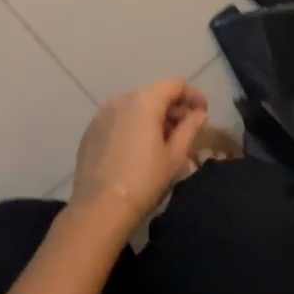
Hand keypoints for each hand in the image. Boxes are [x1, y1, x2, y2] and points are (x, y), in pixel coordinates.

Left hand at [73, 79, 207, 226]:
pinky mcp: (90, 131)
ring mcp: (102, 115)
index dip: (193, 95)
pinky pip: (118, 119)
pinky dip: (133, 126)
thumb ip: (190, 128)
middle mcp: (121, 100)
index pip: (175, 85)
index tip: (203, 113)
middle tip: (186, 130)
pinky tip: (138, 150)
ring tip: (163, 142)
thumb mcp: (175, 156)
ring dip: (153, 117)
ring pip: (135, 106)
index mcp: (144, 101)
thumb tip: (198, 114)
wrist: (100, 208)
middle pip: (154, 94)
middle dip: (173, 108)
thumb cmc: (144, 180)